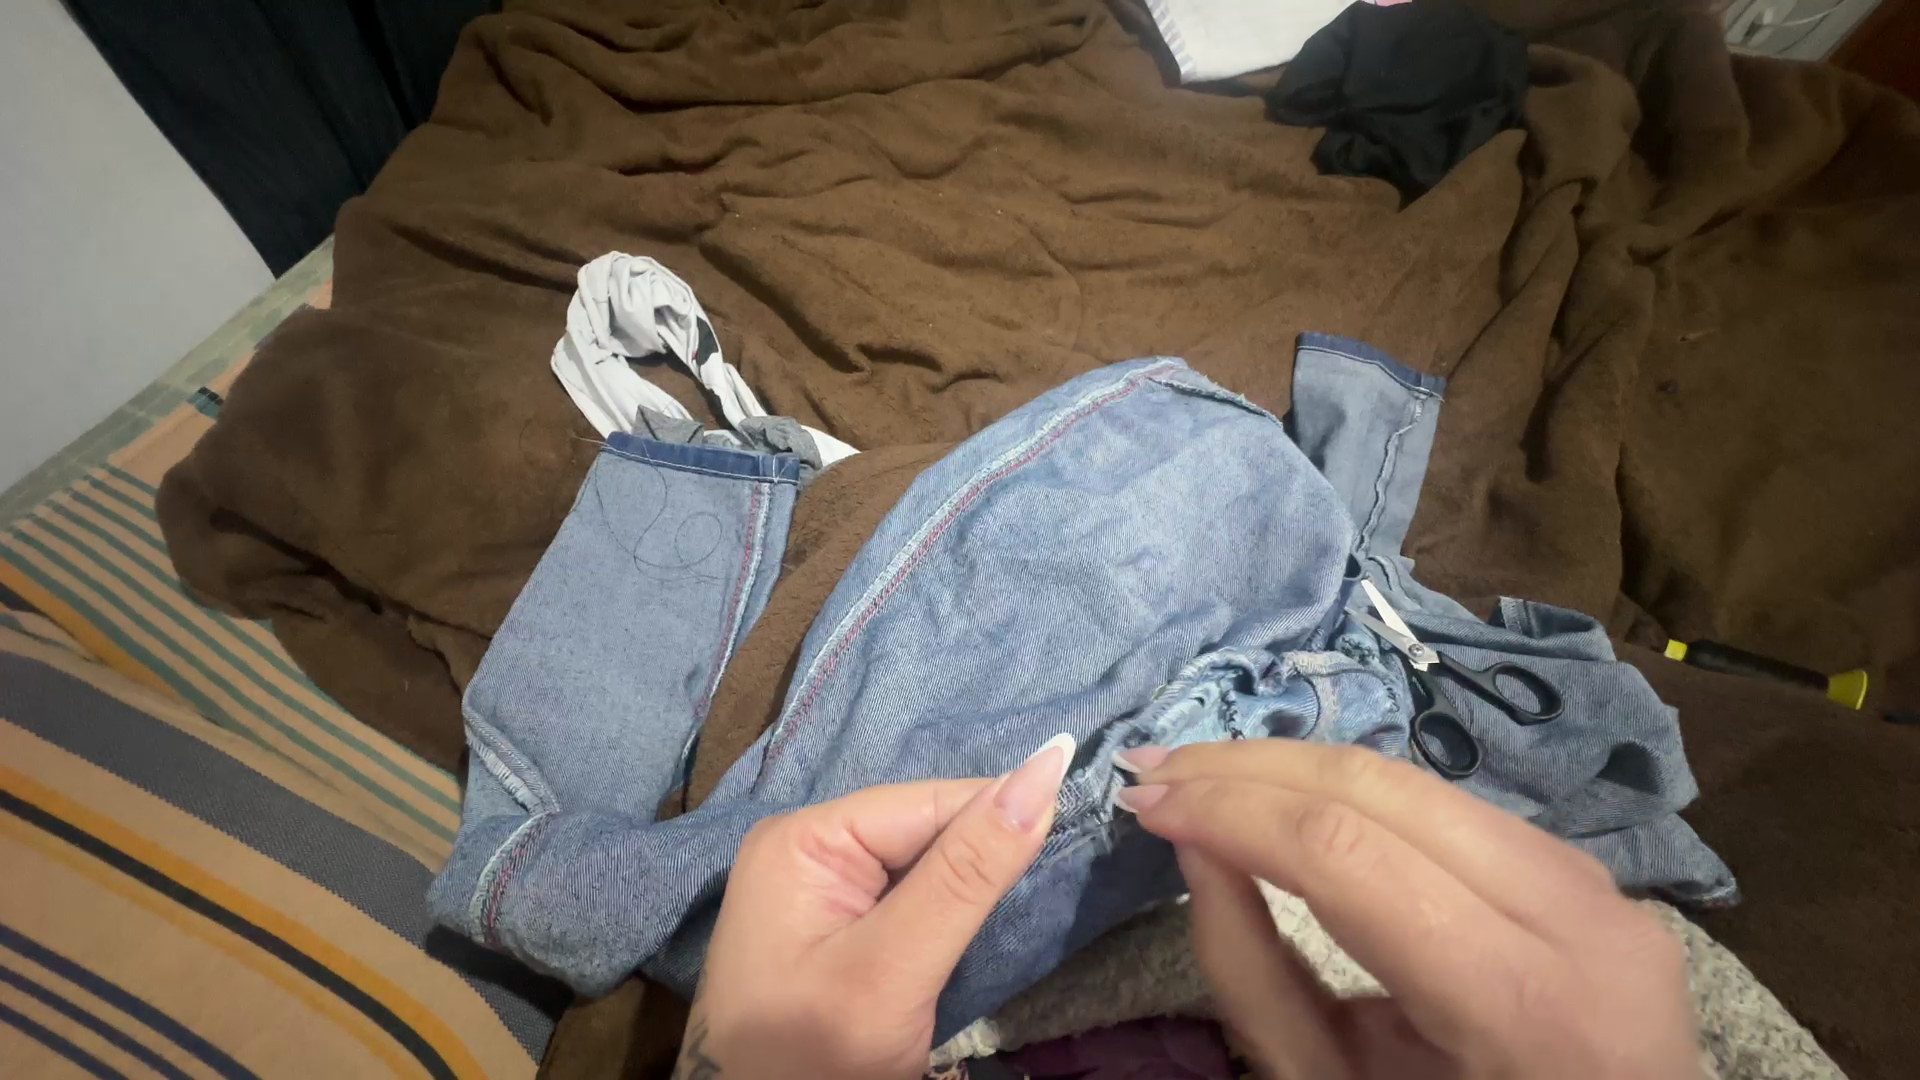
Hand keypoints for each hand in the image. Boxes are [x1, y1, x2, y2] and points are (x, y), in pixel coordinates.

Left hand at [674, 734, 1074, 1079]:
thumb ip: (967, 872)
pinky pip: (904, 890)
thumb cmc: (815, 1065)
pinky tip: (964, 922)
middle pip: (922, 827)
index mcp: (804, 837)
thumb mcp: (892, 971)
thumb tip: (1046, 767)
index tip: (1064, 835)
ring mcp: (817, 885)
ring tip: (1008, 904)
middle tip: (1039, 884)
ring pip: (920, 859)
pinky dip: (943, 907)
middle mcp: (806, 845)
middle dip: (978, 854)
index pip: (926, 802)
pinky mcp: (834, 921)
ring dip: (965, 883)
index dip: (997, 815)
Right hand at [1113, 741, 1704, 1079]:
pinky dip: (1327, 783)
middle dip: (1239, 769)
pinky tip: (1270, 787)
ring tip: (1193, 771)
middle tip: (1151, 770)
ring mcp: (1580, 871)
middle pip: (1365, 788)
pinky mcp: (1560, 853)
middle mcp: (1573, 913)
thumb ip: (1249, 966)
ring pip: (1390, 773)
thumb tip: (1191, 840)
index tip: (1141, 803)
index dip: (1227, 811)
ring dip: (1276, 764)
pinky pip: (1417, 793)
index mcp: (1526, 1006)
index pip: (1342, 852)